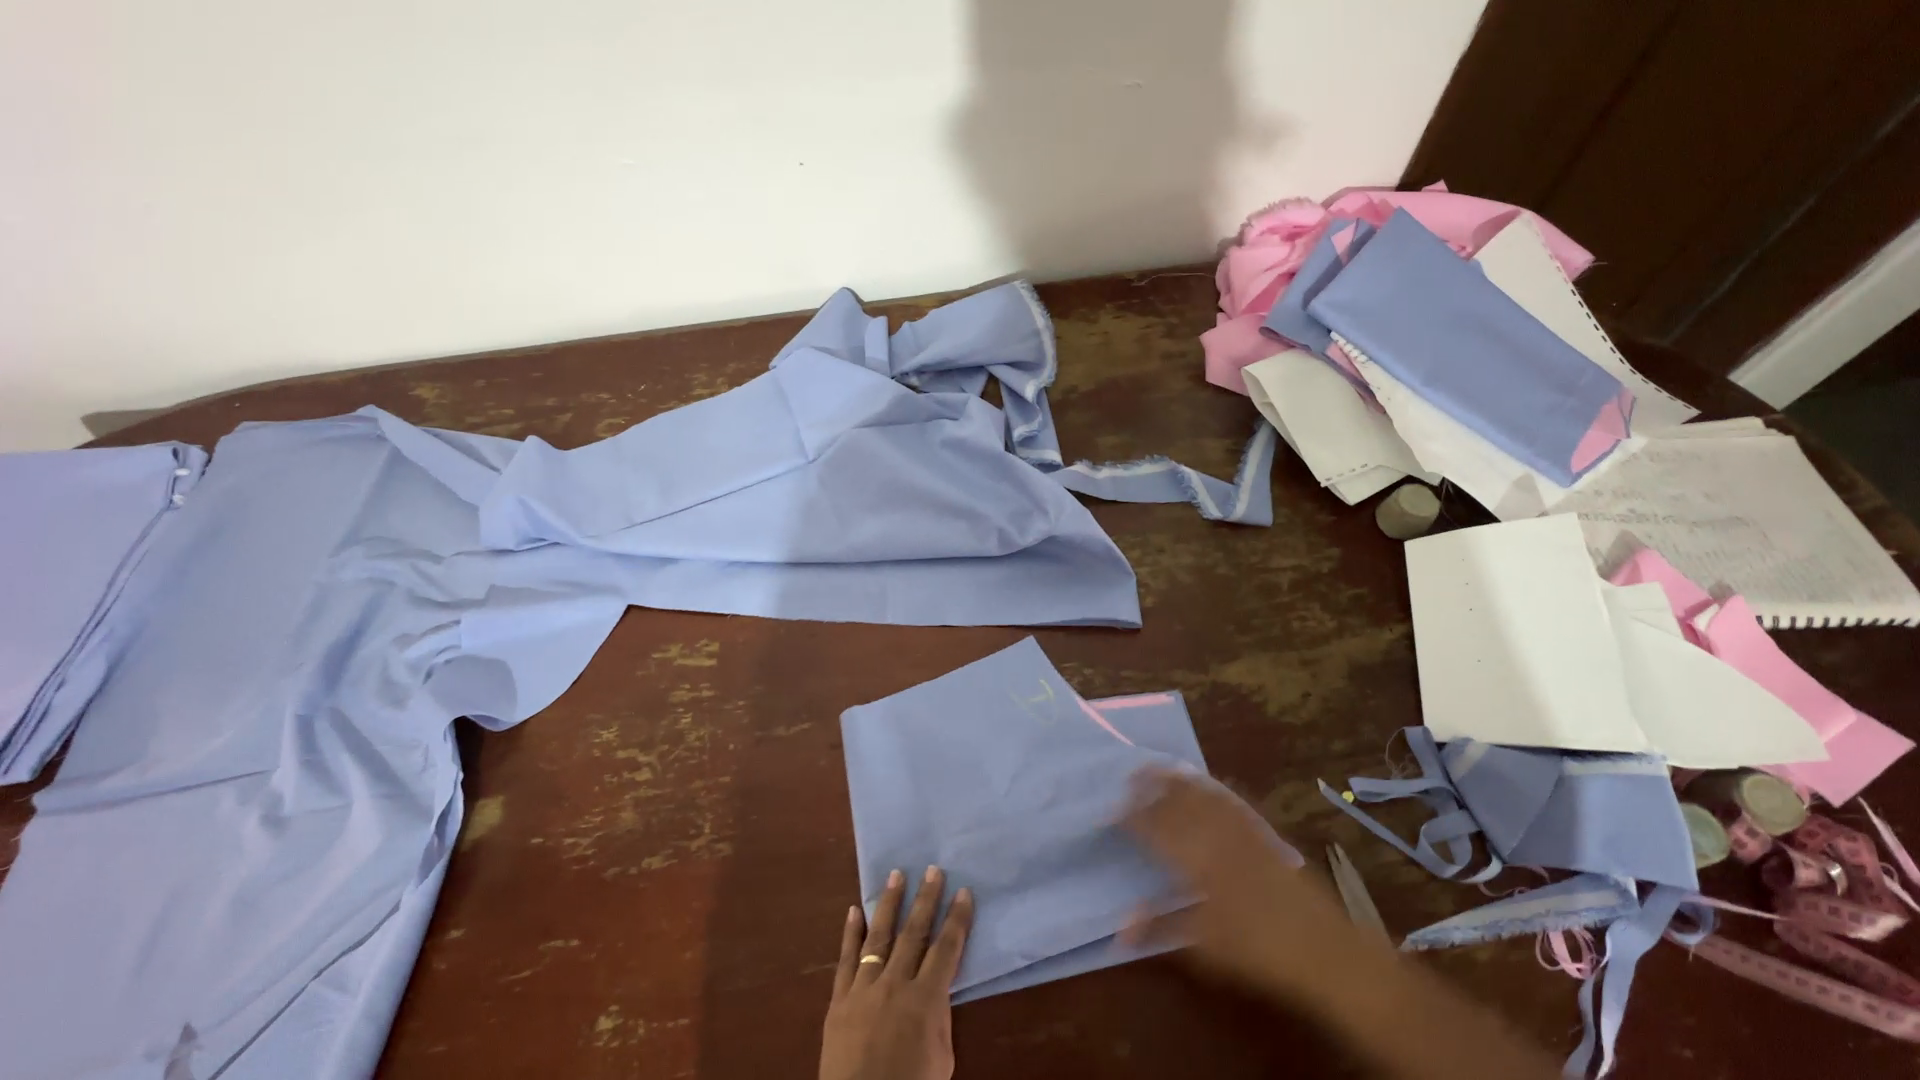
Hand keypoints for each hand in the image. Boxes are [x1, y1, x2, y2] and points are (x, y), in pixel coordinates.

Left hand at [820, 866, 974, 1079]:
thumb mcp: (941, 1059)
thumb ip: (939, 1018)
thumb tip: (937, 990)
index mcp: (926, 999)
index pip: (947, 949)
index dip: (957, 919)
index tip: (964, 892)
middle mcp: (895, 984)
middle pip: (914, 934)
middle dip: (926, 900)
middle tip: (933, 869)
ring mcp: (864, 989)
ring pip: (879, 937)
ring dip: (890, 904)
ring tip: (896, 875)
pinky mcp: (839, 1000)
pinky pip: (845, 960)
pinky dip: (850, 933)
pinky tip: (854, 910)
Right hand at [1122, 767, 1377, 1002]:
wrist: (1325, 951)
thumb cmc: (1258, 951)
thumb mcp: (1204, 947)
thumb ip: (1161, 929)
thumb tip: (1120, 929)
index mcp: (1197, 861)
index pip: (1157, 829)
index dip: (1133, 818)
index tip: (1111, 811)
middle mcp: (1218, 838)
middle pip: (1181, 804)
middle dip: (1154, 787)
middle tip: (1131, 775)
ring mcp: (1245, 834)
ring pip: (1207, 797)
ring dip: (1181, 781)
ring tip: (1161, 767)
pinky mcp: (1267, 837)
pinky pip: (1236, 803)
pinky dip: (1217, 790)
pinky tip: (1210, 785)